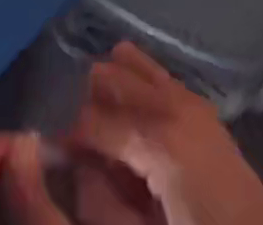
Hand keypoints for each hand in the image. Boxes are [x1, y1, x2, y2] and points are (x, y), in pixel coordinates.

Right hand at [68, 44, 262, 224]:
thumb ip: (101, 203)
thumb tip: (79, 168)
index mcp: (156, 140)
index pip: (89, 119)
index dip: (71, 140)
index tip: (66, 160)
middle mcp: (169, 104)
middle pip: (105, 74)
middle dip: (91, 106)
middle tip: (95, 148)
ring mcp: (186, 95)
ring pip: (127, 59)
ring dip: (112, 90)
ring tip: (116, 129)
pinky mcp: (196, 98)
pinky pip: (151, 72)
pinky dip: (135, 87)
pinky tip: (138, 122)